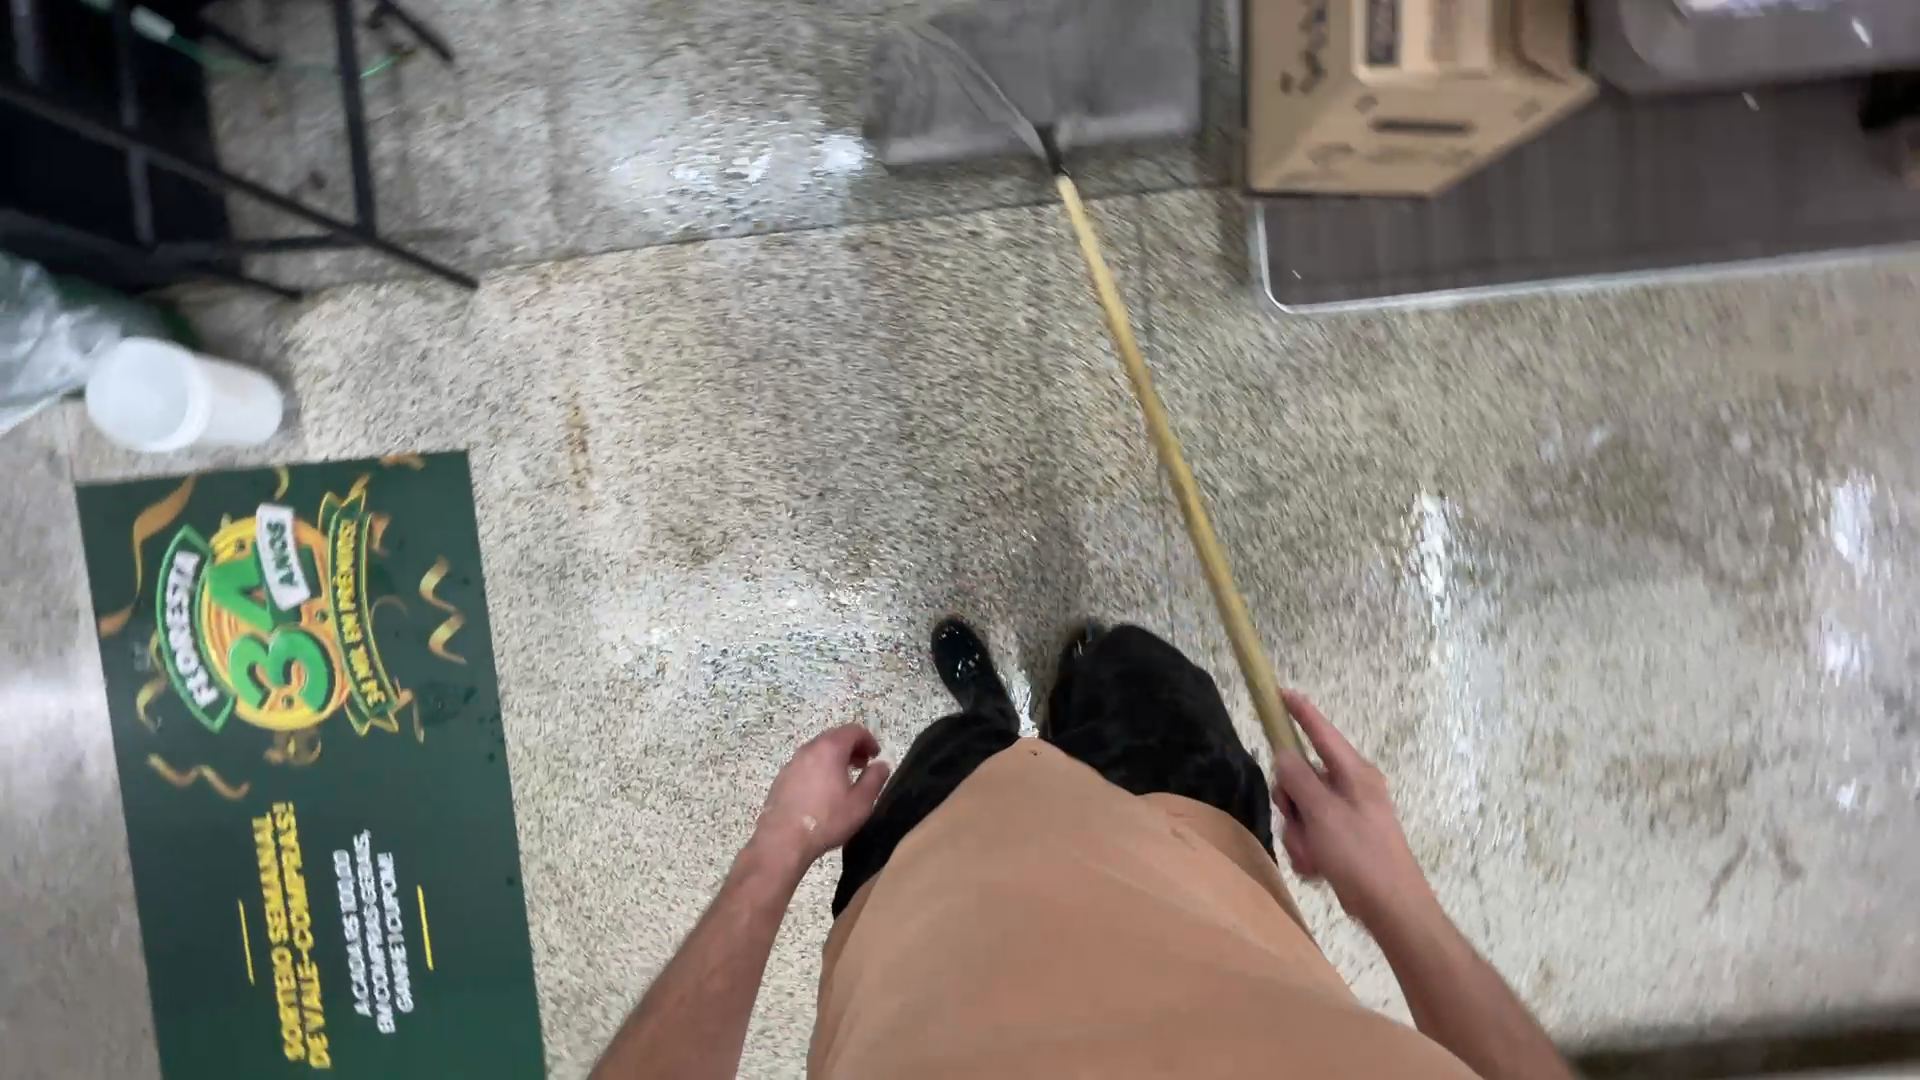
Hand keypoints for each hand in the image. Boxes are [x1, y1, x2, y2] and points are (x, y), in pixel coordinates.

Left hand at [751, 724, 890, 870]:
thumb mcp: (861, 802)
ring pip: (818, 750)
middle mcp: (809, 749)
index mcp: (830, 749)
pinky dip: (818, 767)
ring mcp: (792, 762)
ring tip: (843, 778)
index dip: (868, 739)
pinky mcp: (781, 778)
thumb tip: (882, 764)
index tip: (875, 755)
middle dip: (851, 747)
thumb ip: (875, 779)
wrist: (782, 841)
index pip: (853, 730)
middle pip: (834, 736)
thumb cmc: (827, 820)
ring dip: (834, 757)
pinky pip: (805, 764)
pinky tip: (821, 791)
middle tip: (862, 765)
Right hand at [1271, 691, 1438, 931]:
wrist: (1396, 912)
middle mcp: (1352, 788)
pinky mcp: (1346, 839)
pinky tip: (1318, 868)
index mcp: (1354, 774)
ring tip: (1313, 856)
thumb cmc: (1362, 857)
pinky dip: (1309, 849)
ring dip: (1298, 833)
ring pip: (1302, 808)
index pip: (1321, 732)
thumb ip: (1298, 779)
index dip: (1300, 711)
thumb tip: (1284, 753)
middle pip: (1301, 776)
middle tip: (1296, 821)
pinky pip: (1312, 832)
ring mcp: (1349, 814)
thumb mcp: (1323, 813)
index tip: (1281, 692)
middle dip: (1290, 803)